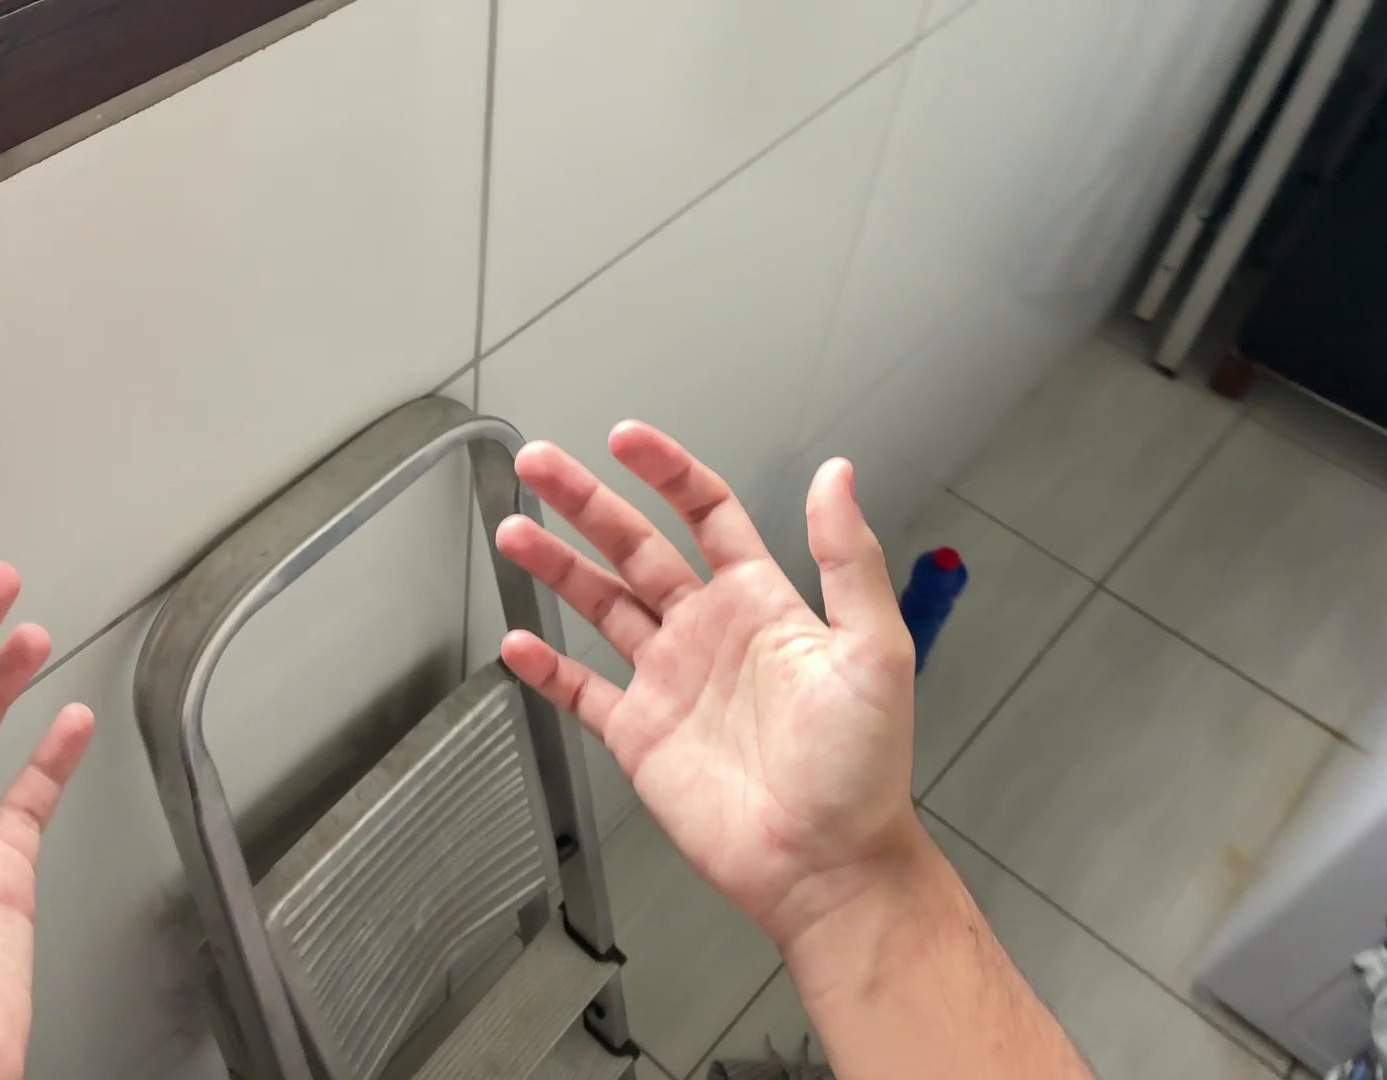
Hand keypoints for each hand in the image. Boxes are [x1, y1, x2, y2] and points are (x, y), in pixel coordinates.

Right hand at [494, 423, 919, 948]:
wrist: (823, 863)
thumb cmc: (860, 765)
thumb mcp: (872, 652)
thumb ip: (847, 560)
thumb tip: (836, 473)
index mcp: (755, 601)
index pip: (704, 512)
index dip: (666, 470)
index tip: (625, 439)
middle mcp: (701, 628)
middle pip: (632, 546)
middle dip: (584, 503)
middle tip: (539, 466)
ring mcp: (664, 677)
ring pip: (598, 604)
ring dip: (555, 569)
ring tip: (514, 534)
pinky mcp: (636, 729)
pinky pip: (580, 689)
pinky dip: (547, 668)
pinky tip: (518, 644)